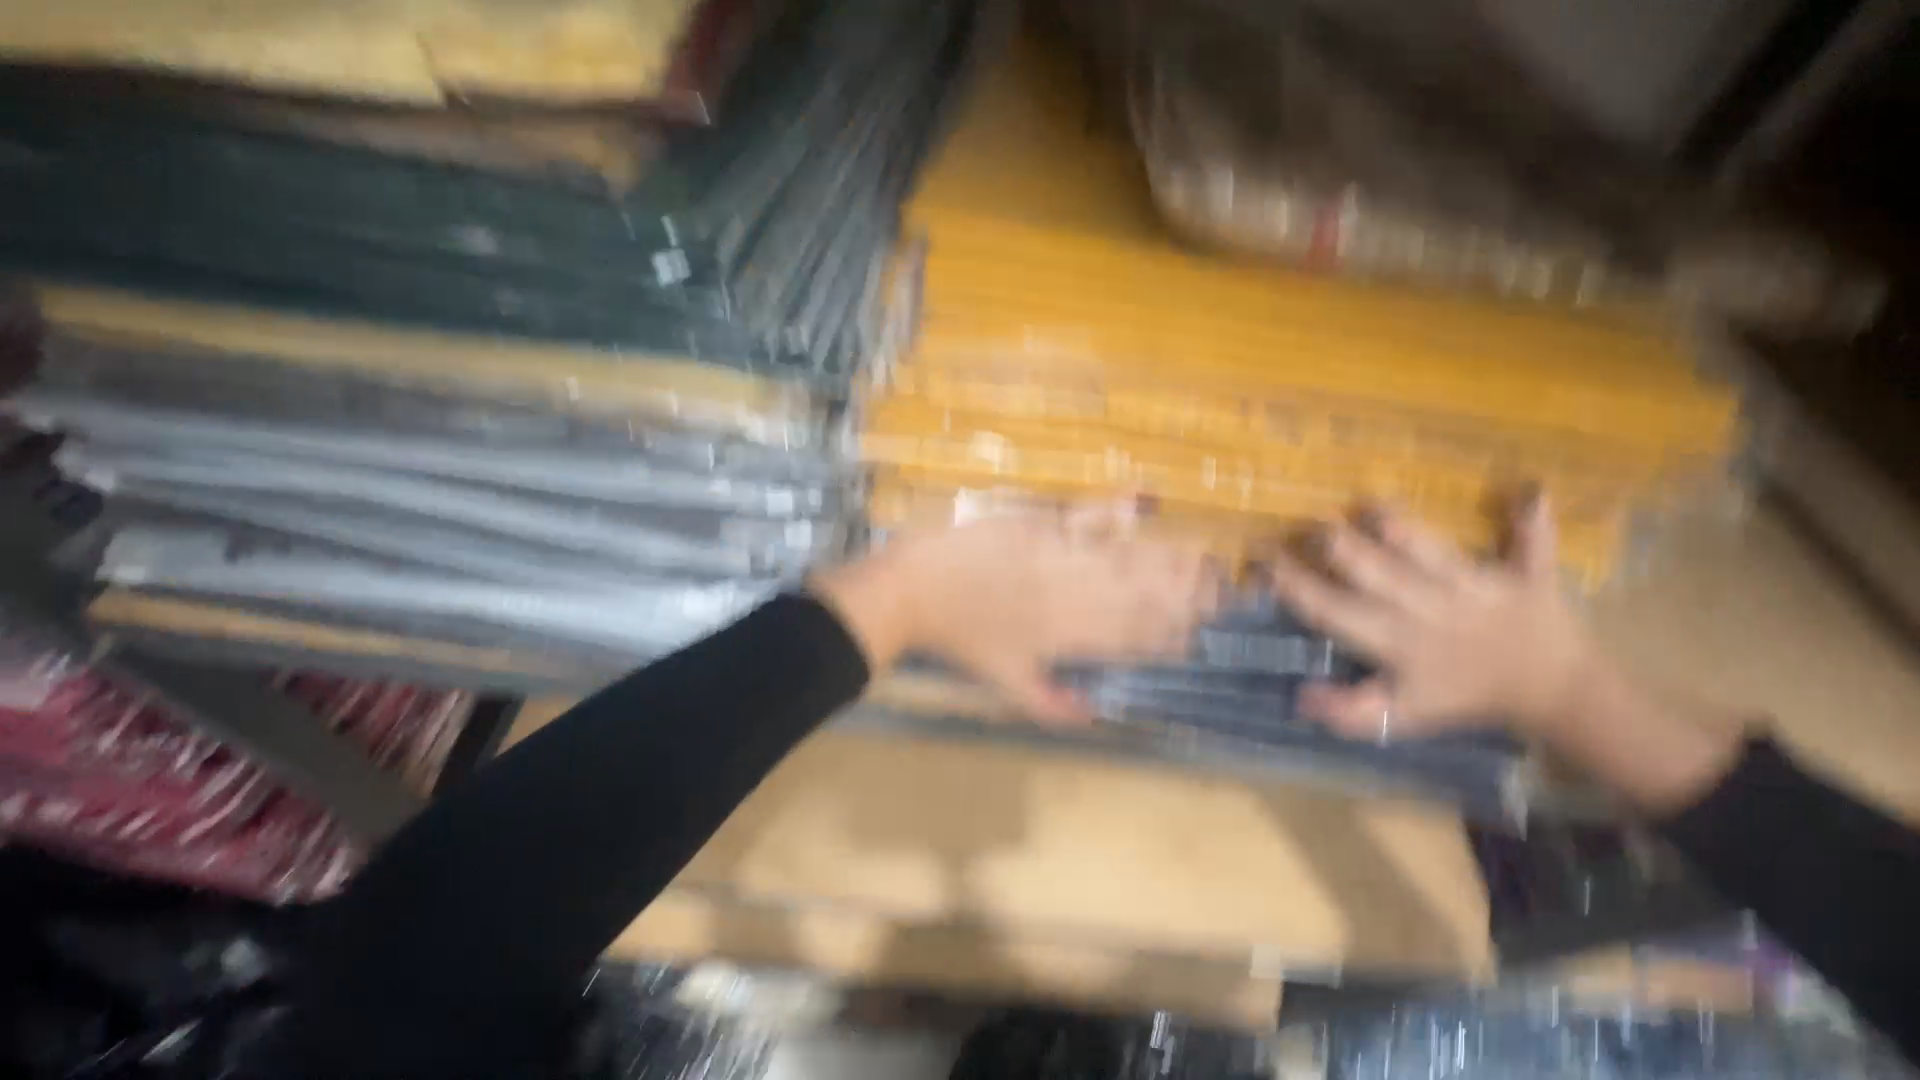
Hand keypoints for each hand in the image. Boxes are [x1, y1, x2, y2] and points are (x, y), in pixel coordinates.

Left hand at [811, 501, 1221, 723]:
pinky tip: (1146, 499)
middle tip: (1229, 593)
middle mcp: (1074, 597)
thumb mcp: (1005, 682)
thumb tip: (1096, 716)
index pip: (1133, 639)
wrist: (913, 592)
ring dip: (1170, 560)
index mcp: (1068, 637)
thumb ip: (1052, 703)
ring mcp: (1058, 557)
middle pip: (1142, 598)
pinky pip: (1084, 515)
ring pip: (1125, 560)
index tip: (1206, 635)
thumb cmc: (958, 639)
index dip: (1172, 637)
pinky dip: (1115, 507)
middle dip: (1188, 597)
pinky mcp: (1038, 524)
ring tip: (1209, 559)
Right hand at [1267, 495, 1598, 739]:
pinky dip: (1532, 519)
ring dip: (1396, 524)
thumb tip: (1300, 696)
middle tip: (1306, 525)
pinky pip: (1531, 543)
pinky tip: (1531, 490)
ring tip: (1366, 503)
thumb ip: (1349, 711)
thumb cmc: (1465, 698)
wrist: (1553, 696)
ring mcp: (1476, 589)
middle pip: (1370, 568)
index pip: (1329, 607)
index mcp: (1394, 640)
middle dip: (1332, 543)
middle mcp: (1427, 609)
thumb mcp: (1403, 718)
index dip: (1290, 582)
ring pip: (1427, 549)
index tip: (1261, 559)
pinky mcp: (1524, 575)